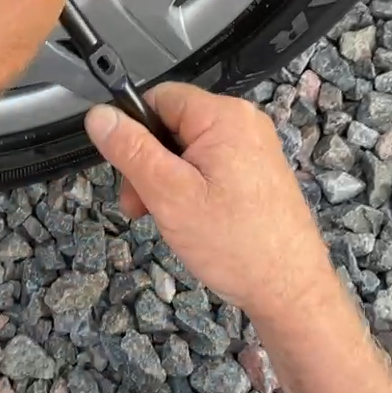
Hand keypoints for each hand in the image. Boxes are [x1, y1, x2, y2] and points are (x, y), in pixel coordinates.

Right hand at [85, 82, 335, 319]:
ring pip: (187, 149)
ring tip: (167, 219)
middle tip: (140, 206)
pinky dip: (191, 188)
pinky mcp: (257, 172)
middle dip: (148, 164)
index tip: (126, 170)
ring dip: (166, 180)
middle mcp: (243, 123)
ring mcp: (253, 148)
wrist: (292, 294)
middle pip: (172, 125)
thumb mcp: (168, 193)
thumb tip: (99, 114)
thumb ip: (130, 150)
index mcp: (224, 116)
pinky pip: (209, 166)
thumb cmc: (235, 244)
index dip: (134, 131)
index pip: (159, 98)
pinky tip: (191, 220)